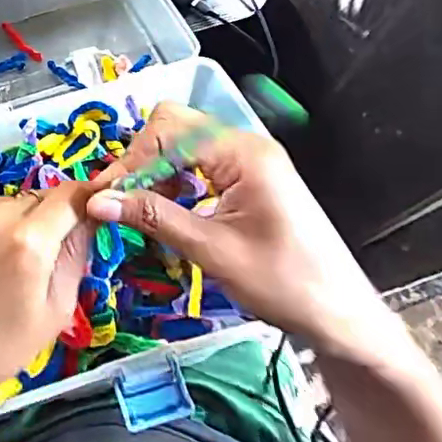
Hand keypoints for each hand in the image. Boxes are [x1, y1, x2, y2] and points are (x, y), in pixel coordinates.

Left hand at [0, 183, 91, 428]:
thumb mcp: (56, 309)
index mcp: (28, 242)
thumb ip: (77, 254)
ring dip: (25, 220)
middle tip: (49, 257)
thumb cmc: (1, 345)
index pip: (72, 195)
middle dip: (54, 219)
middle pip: (44, 197)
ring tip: (12, 261)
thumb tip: (93, 216)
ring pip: (18, 201)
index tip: (97, 212)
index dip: (89, 199)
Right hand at [89, 101, 406, 362]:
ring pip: (183, 141)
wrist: (342, 317)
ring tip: (137, 206)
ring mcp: (248, 158)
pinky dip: (174, 178)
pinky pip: (198, 161)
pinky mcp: (247, 176)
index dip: (132, 162)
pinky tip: (166, 207)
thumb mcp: (213, 252)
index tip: (104, 196)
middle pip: (175, 125)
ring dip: (156, 169)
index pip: (170, 132)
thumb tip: (99, 201)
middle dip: (141, 158)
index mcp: (243, 153)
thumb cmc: (286, 285)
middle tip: (120, 198)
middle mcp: (245, 144)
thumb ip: (154, 218)